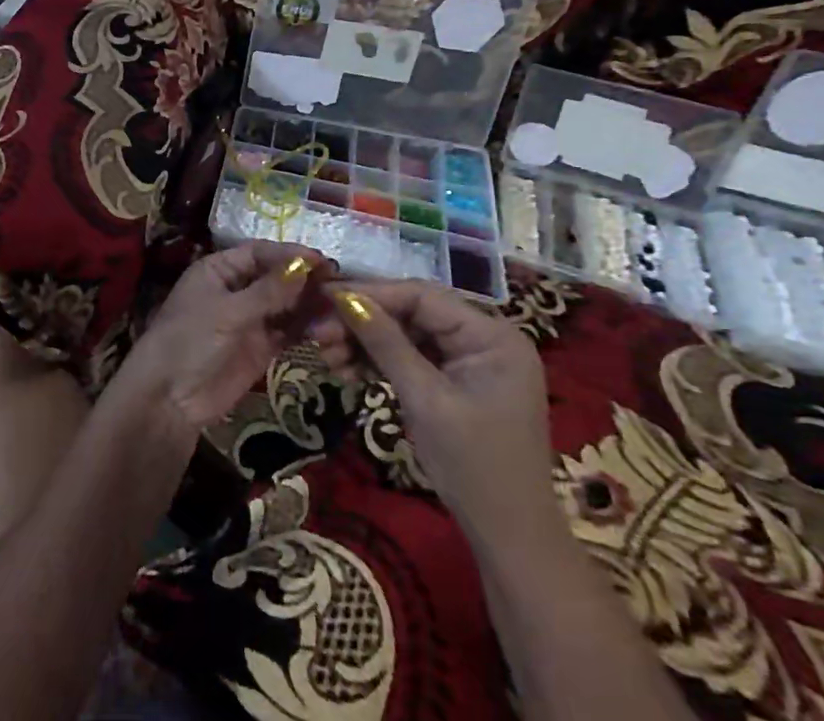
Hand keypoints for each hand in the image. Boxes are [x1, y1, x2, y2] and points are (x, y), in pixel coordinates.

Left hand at [113, 241, 337, 431]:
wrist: (170, 397)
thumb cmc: (189, 341)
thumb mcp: (227, 312)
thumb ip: (267, 291)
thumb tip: (304, 266)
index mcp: (218, 270)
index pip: (259, 252)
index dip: (290, 255)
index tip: (324, 262)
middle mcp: (235, 289)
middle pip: (277, 277)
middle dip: (306, 280)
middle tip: (342, 285)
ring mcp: (249, 319)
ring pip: (287, 305)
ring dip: (311, 305)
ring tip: (341, 307)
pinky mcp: (261, 347)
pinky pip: (289, 331)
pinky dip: (308, 329)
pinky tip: (330, 328)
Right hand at [329, 281, 557, 537]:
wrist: (506, 529)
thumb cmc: (472, 462)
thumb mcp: (424, 398)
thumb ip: (386, 343)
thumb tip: (345, 300)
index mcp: (492, 337)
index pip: (422, 297)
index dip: (370, 295)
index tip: (322, 300)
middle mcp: (483, 340)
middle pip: (410, 313)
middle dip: (361, 322)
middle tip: (317, 336)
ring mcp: (468, 362)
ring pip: (403, 335)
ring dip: (362, 344)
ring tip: (326, 359)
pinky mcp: (452, 382)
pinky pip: (408, 358)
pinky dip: (376, 363)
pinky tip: (346, 373)